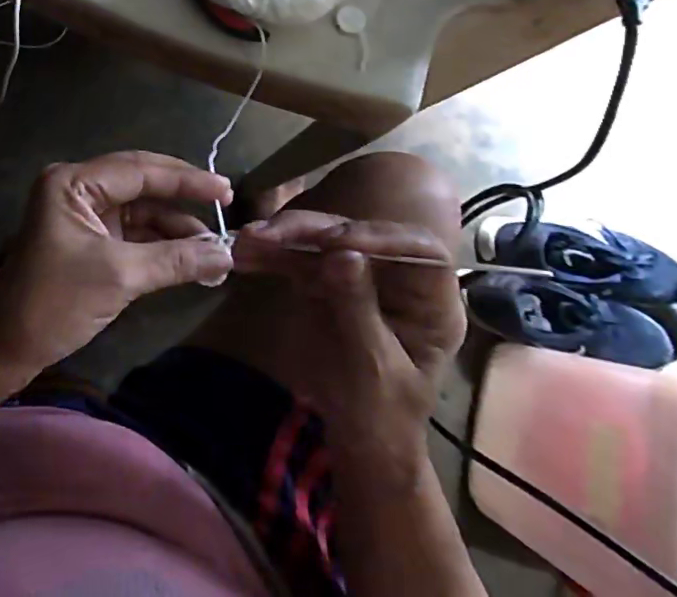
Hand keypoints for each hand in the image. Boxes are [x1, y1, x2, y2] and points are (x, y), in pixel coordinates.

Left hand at [0, 151, 234, 374]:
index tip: (226, 191)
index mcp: (73, 183)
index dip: (187, 180)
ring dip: (177, 225)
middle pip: (144, 183)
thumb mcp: (120, 277)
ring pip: (143, 209)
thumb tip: (228, 256)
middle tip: (226, 204)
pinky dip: (164, 243)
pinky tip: (194, 254)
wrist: (6, 350)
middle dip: (184, 197)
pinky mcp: (93, 239)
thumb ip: (176, 260)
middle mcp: (79, 189)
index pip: (140, 170)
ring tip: (216, 243)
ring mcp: (86, 214)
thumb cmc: (54, 303)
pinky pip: (136, 231)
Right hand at [234, 211, 465, 476]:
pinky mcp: (328, 283)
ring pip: (325, 242)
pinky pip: (301, 262)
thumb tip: (343, 254)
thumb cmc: (383, 418)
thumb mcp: (374, 370)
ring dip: (284, 237)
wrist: (359, 444)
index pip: (422, 251)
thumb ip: (358, 310)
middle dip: (315, 231)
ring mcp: (360, 276)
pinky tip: (244, 254)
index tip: (339, 241)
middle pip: (363, 237)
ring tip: (246, 239)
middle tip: (272, 233)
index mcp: (431, 300)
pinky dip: (272, 257)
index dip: (383, 237)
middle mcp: (398, 277)